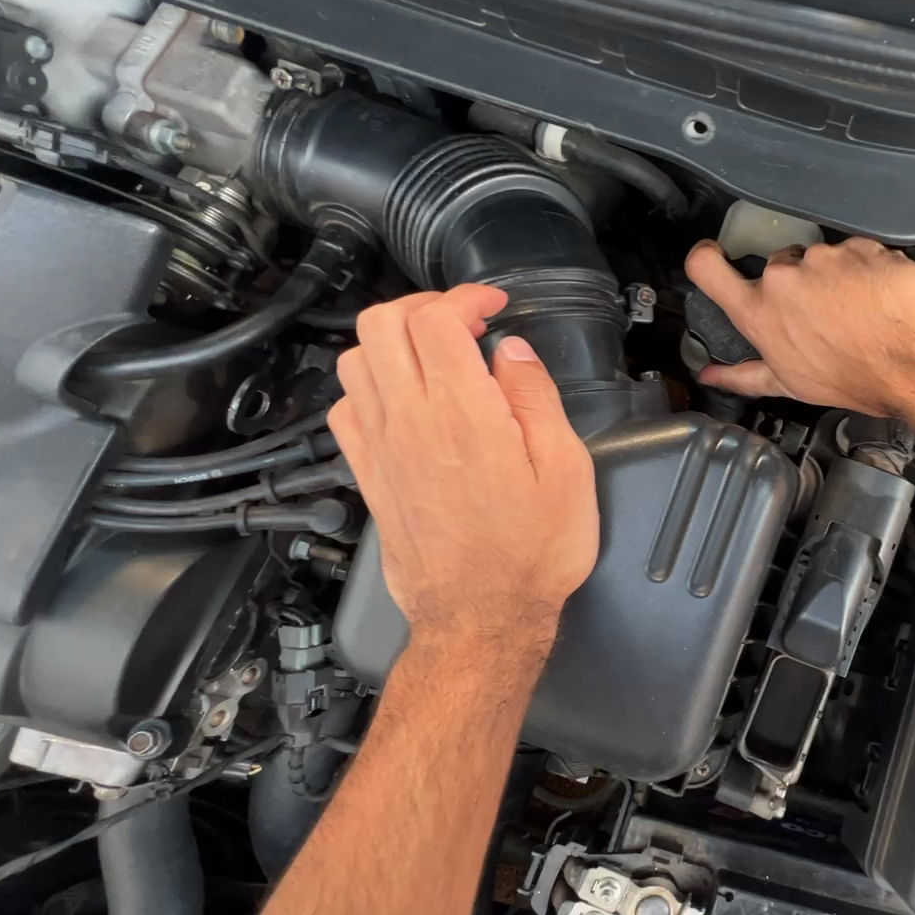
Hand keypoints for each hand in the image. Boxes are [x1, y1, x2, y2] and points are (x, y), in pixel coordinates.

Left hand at [328, 285, 598, 658]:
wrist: (483, 616)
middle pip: (384, 325)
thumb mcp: (567, 469)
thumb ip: (537, 399)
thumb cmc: (532, 552)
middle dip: (426, 306)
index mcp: (465, 416)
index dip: (466, 297)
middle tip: (466, 321)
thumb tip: (513, 352)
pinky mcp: (370, 475)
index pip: (438, 321)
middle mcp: (412, 424)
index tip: (494, 304)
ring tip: (437, 352)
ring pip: (356, 359)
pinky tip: (407, 396)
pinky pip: (347, 407)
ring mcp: (383, 449)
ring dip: (395, 339)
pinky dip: (372, 382)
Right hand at [684, 238, 914, 416]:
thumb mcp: (792, 385)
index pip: (707, 267)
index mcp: (761, 313)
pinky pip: (853, 253)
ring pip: (818, 260)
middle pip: (776, 267)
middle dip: (795, 286)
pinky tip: (876, 300)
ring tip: (856, 313)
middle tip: (819, 316)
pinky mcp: (860, 246)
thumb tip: (714, 375)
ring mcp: (825, 258)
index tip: (712, 258)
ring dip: (832, 279)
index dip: (705, 258)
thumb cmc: (858, 377)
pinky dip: (863, 272)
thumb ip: (744, 375)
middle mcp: (786, 278)